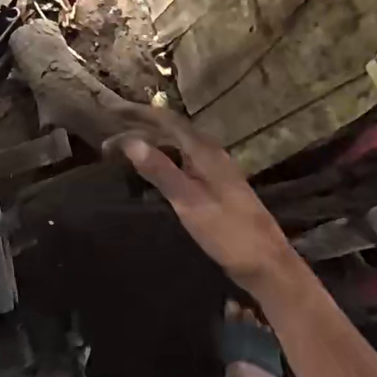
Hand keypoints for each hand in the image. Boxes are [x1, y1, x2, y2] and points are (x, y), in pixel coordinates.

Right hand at [104, 104, 305, 299]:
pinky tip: (153, 172)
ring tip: (124, 152)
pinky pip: (183, 161)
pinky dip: (162, 159)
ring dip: (150, 144)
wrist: (267, 264)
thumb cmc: (229, 233)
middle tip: (108, 138)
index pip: (167, 121)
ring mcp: (216, 170)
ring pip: (177, 146)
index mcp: (205, 152)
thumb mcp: (189, 203)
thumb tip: (131, 142)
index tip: (112, 111)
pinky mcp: (216, 186)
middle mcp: (211, 153)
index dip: (138, 114)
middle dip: (140, 130)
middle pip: (171, 131)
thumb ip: (161, 171)